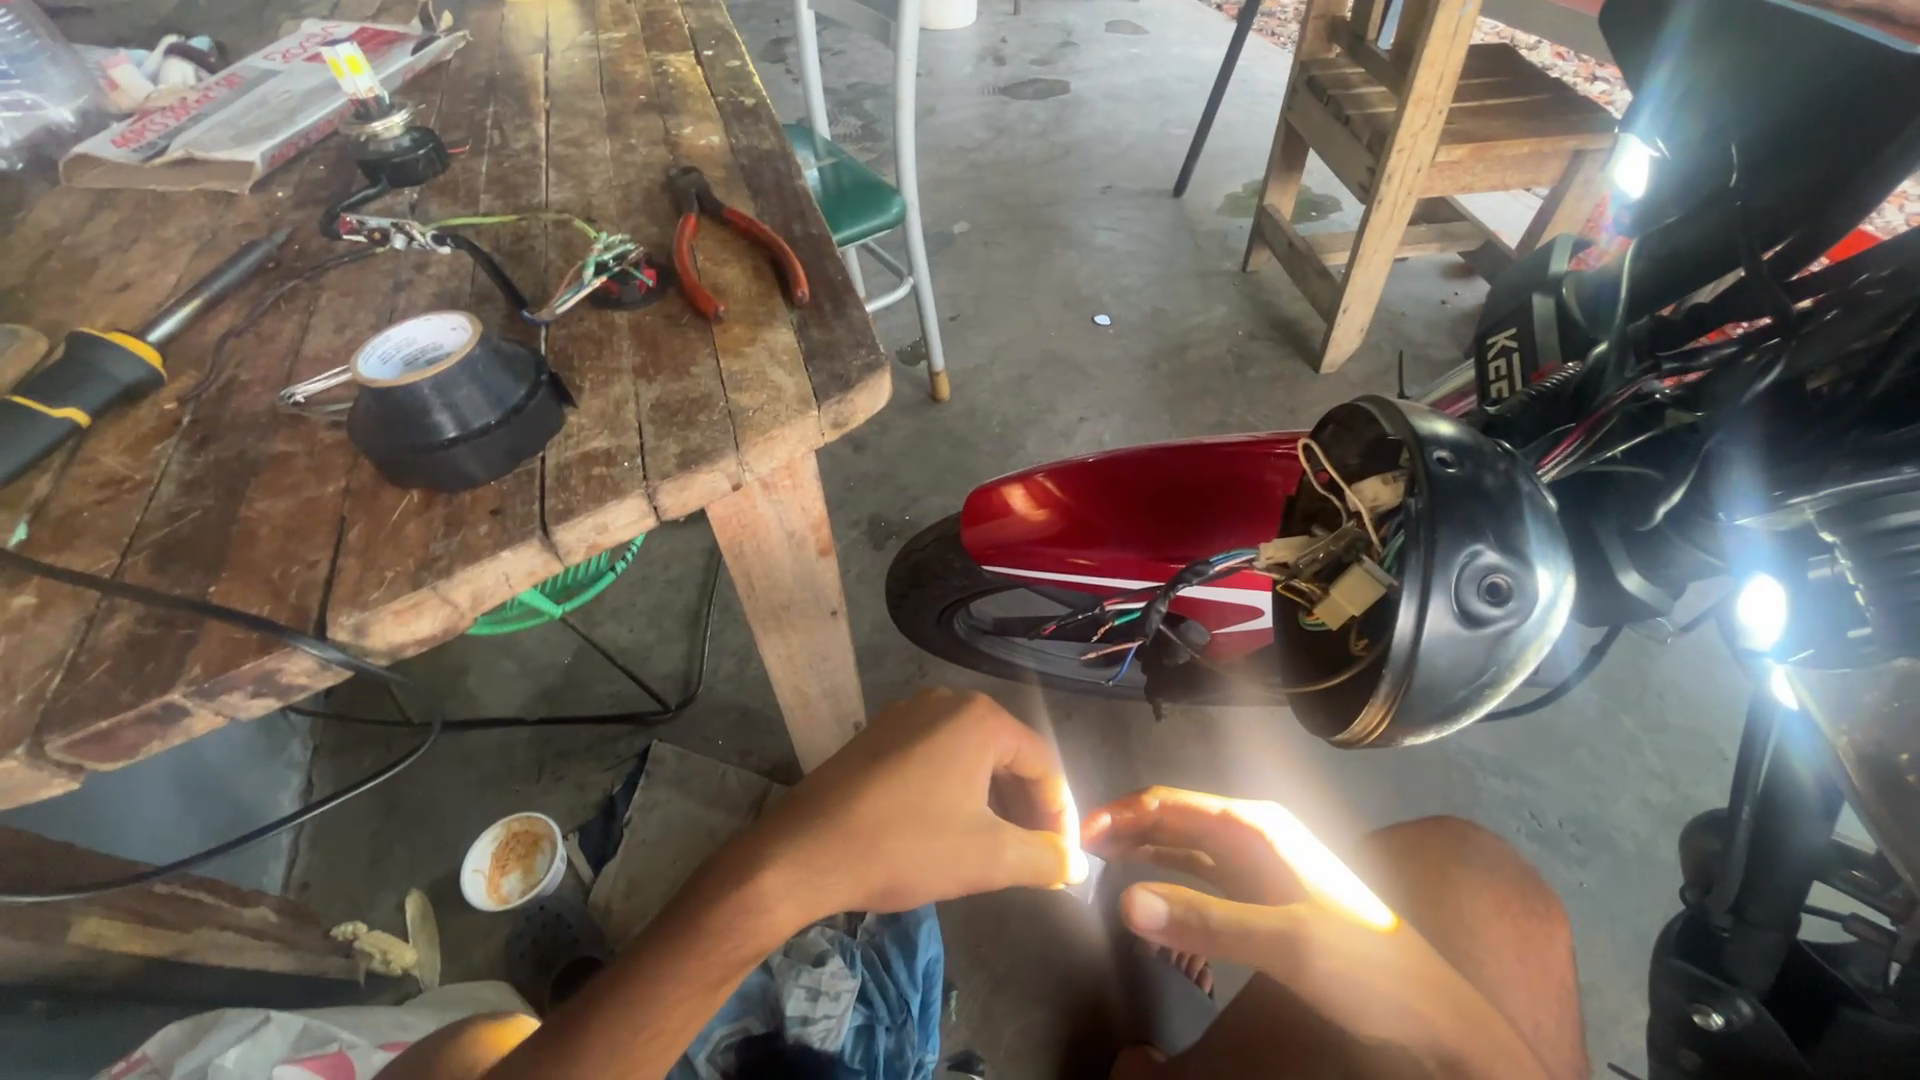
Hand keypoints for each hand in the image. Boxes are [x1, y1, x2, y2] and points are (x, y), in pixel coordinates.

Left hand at [735, 688, 1087, 921]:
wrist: (805, 851)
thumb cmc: (906, 846)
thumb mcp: (988, 858)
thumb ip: (1044, 858)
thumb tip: (1074, 863)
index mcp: (980, 719)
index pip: (1043, 763)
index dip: (1060, 813)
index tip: (1063, 858)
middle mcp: (945, 702)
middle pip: (1007, 755)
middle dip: (1026, 806)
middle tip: (1034, 854)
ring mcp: (905, 714)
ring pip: (969, 757)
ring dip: (991, 800)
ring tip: (996, 847)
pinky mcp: (877, 736)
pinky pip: (934, 757)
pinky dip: (954, 790)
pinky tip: (948, 828)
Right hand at [1083, 788, 1547, 1076]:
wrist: (1432, 1016)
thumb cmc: (1364, 968)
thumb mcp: (1288, 945)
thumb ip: (1207, 921)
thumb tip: (1124, 902)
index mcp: (1257, 827)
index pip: (1172, 805)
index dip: (1121, 815)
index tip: (1077, 835)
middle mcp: (1255, 834)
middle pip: (1176, 818)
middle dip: (1126, 827)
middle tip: (1078, 849)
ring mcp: (1261, 864)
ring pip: (1186, 844)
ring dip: (1144, 848)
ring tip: (1099, 860)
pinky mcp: (1265, 895)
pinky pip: (1203, 873)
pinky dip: (1169, 873)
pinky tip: (1149, 885)